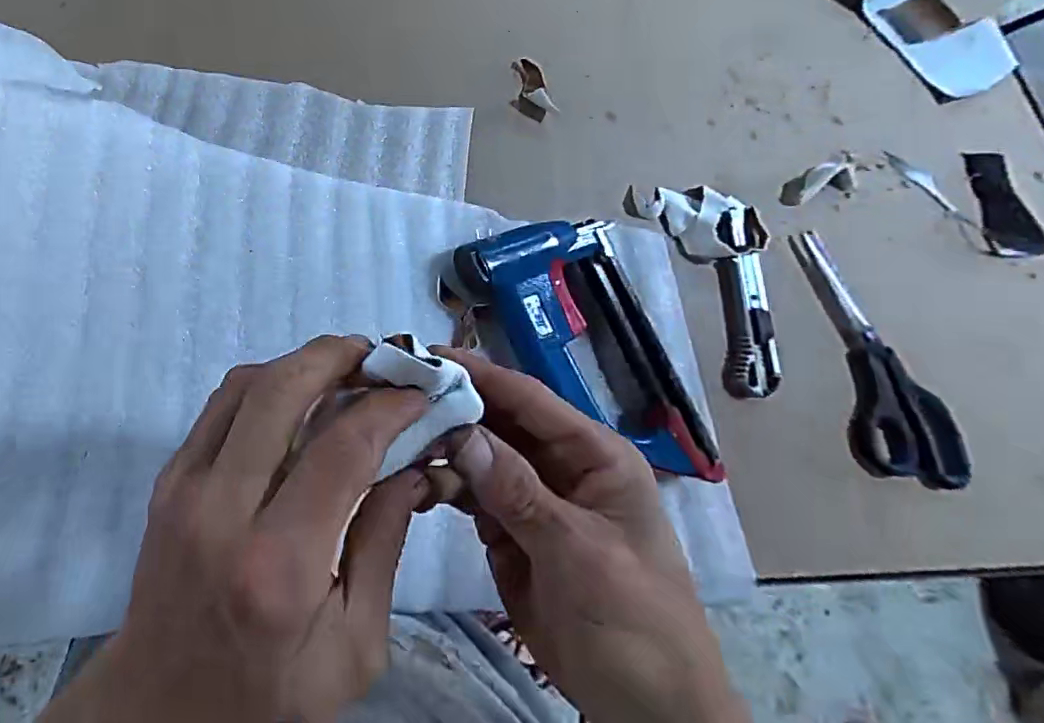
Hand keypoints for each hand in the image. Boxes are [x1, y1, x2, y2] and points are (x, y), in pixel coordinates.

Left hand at [44, 335, 428, 722]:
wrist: (158, 710)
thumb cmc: (268, 693)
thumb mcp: (353, 647)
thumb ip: (383, 545)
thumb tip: (413, 466)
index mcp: (279, 565)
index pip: (342, 449)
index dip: (388, 408)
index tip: (419, 396)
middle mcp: (223, 512)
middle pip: (282, 390)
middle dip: (339, 355)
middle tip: (379, 356)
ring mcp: (184, 489)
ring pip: (247, 384)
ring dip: (302, 361)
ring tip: (345, 366)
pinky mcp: (167, 480)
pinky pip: (222, 403)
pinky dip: (268, 383)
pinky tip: (299, 395)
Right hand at [429, 346, 747, 722]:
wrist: (647, 711)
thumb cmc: (633, 621)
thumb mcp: (579, 552)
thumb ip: (520, 493)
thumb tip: (462, 434)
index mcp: (594, 453)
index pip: (530, 400)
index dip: (481, 375)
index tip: (429, 357)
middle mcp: (561, 464)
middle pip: (500, 423)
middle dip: (454, 408)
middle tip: (396, 395)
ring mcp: (534, 498)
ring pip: (481, 457)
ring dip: (443, 448)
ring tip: (395, 439)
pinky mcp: (512, 531)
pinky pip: (473, 496)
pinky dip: (445, 487)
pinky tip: (413, 481)